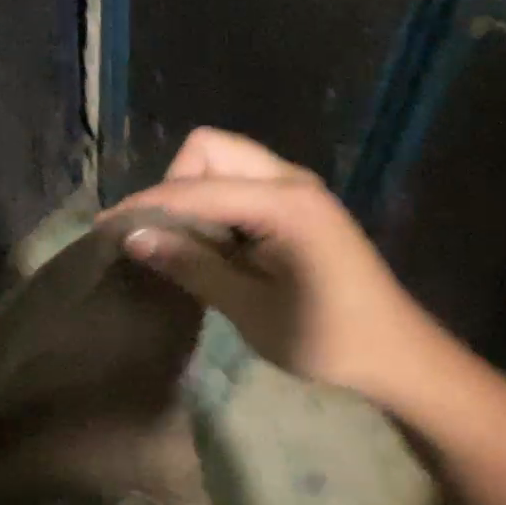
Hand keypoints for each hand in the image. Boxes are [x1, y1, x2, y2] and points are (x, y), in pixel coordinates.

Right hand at [110, 128, 459, 405]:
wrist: (400, 356)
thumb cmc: (329, 340)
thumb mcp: (252, 310)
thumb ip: (192, 266)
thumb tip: (132, 237)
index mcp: (285, 204)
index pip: (195, 189)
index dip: (146, 206)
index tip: (105, 229)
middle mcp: (290, 180)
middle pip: (209, 148)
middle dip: (174, 184)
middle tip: (160, 236)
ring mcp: (296, 188)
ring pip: (222, 160)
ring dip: (192, 193)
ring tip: (181, 244)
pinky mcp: (296, 203)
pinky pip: (239, 182)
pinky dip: (213, 203)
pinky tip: (211, 245)